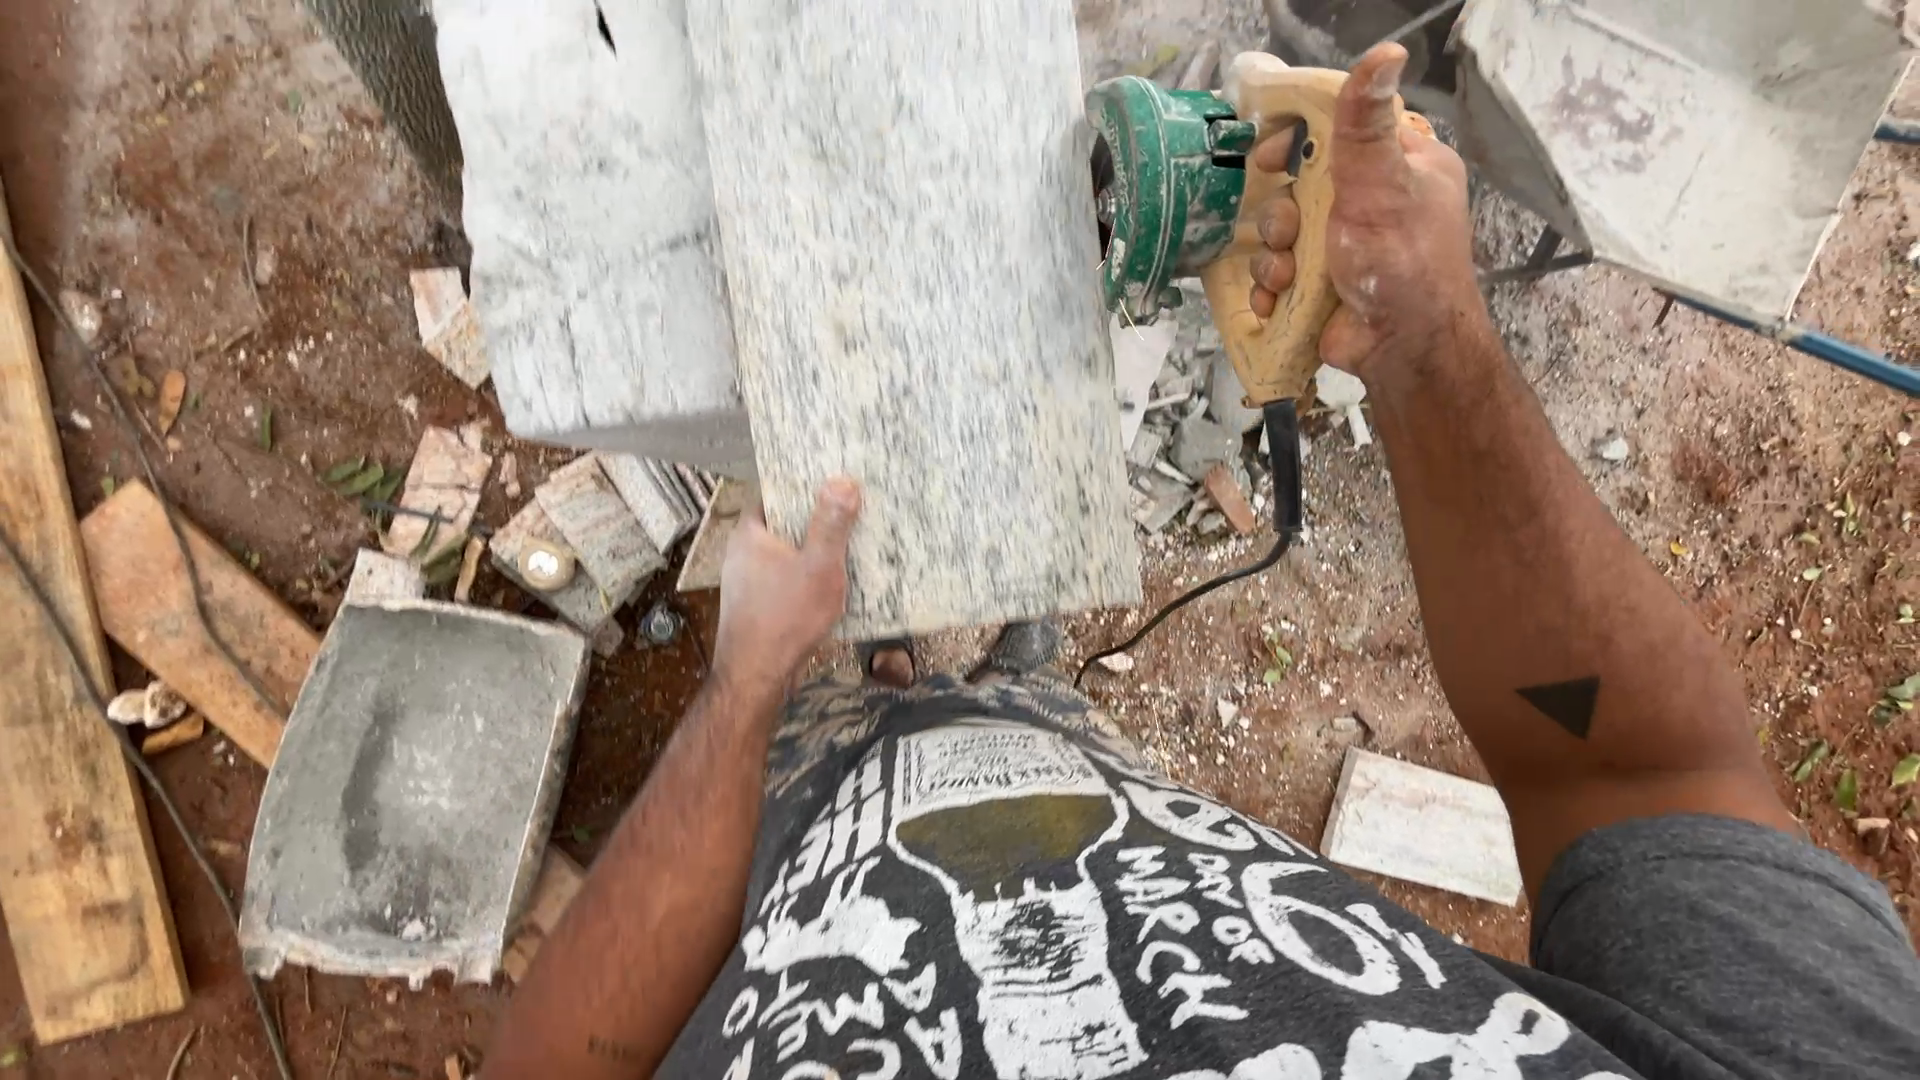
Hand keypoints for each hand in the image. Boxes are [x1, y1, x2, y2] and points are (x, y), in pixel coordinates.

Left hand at [713, 477, 861, 697]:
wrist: (756, 676)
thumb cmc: (786, 617)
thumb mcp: (819, 566)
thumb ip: (831, 525)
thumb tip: (843, 480)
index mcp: (750, 533)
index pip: (776, 494)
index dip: (805, 485)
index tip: (836, 480)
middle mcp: (743, 553)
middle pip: (784, 524)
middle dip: (817, 519)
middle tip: (853, 511)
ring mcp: (748, 581)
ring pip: (788, 553)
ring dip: (815, 551)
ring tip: (852, 544)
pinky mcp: (758, 605)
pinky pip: (788, 578)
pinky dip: (808, 576)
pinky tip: (835, 583)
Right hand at [1246, 43, 1489, 388]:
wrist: (1399, 347)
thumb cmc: (1400, 261)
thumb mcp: (1381, 185)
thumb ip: (1365, 128)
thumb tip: (1384, 52)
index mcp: (1396, 167)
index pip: (1338, 133)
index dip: (1297, 142)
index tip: (1271, 156)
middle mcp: (1365, 205)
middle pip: (1295, 190)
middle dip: (1280, 218)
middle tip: (1287, 234)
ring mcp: (1337, 249)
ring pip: (1278, 238)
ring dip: (1272, 260)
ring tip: (1286, 279)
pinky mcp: (1316, 287)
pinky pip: (1274, 276)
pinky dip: (1269, 289)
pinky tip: (1277, 300)